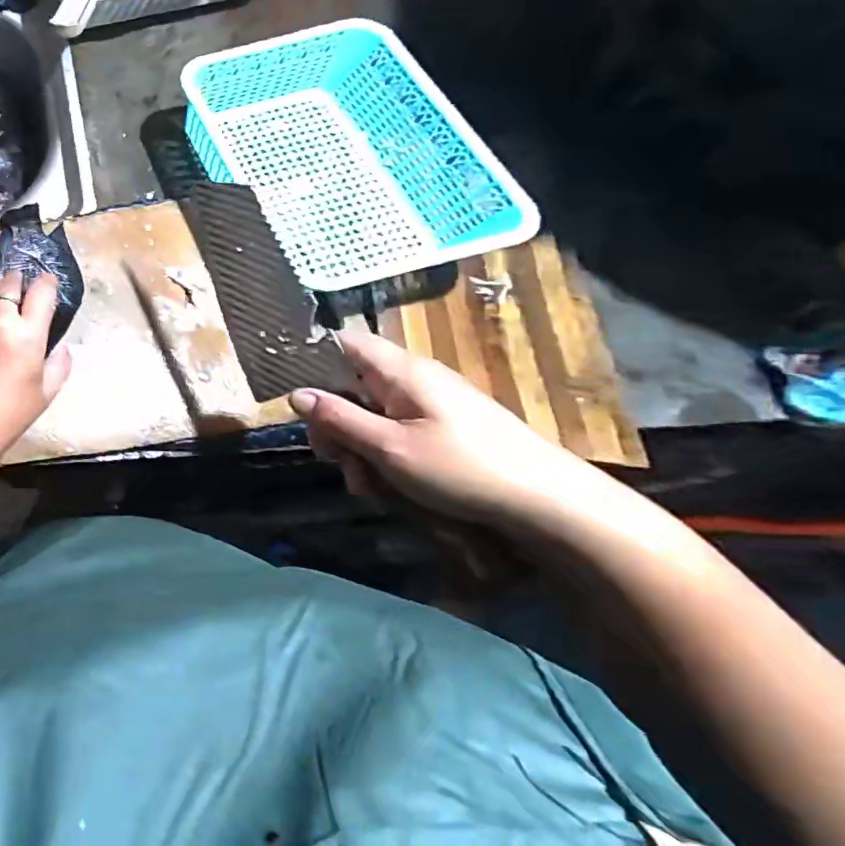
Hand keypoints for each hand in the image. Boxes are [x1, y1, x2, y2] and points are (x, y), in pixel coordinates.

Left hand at [0, 270, 72, 457]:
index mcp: (28, 333)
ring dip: (1, 286)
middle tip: (28, 285)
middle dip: (22, 280)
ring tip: (8, 291)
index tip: (51, 282)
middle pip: (11, 283)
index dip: (48, 282)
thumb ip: (59, 365)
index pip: (41, 291)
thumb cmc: (9, 413)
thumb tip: (60, 348)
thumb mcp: (46, 393)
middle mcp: (1, 320)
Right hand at [289, 331, 614, 534]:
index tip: (303, 405)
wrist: (548, 502)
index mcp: (400, 371)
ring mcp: (432, 402)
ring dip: (360, 448)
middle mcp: (414, 378)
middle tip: (338, 461)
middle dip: (336, 424)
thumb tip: (296, 394)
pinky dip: (386, 455)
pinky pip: (398, 430)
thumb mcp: (388, 448)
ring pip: (372, 414)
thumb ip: (339, 419)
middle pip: (352, 385)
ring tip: (371, 485)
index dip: (314, 362)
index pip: (343, 342)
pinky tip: (394, 487)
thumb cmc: (462, 469)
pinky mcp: (445, 426)